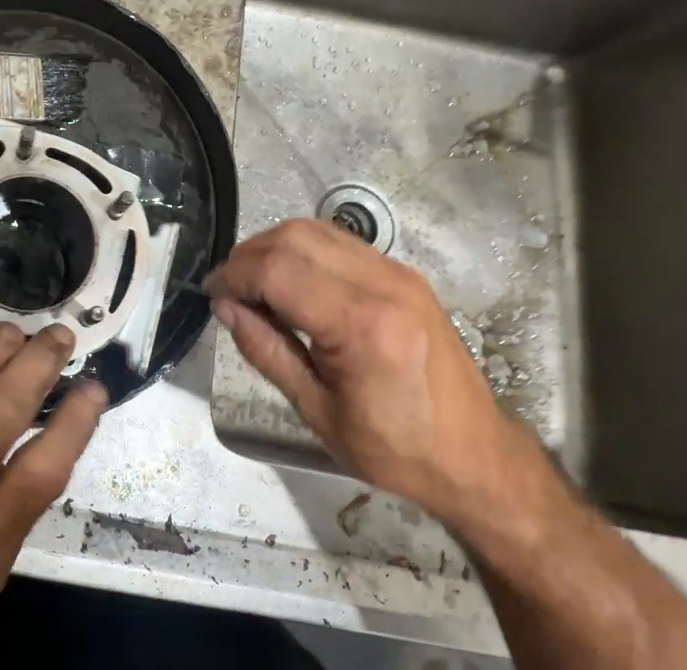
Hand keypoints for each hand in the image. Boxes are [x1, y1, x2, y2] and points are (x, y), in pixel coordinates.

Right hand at [206, 219, 513, 523]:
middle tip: (228, 290)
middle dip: (249, 256)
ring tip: (254, 285)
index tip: (212, 295)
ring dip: (274, 248)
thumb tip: (226, 308)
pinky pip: (340, 243)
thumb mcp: (318, 410)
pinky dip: (304, 251)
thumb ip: (266, 350)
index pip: (278, 270)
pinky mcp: (405, 275)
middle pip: (295, 237)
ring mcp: (399, 274)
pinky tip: (291, 283)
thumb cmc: (395, 450)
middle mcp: (383, 285)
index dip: (235, 275)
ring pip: (317, 230)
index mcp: (362, 326)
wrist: (475, 456)